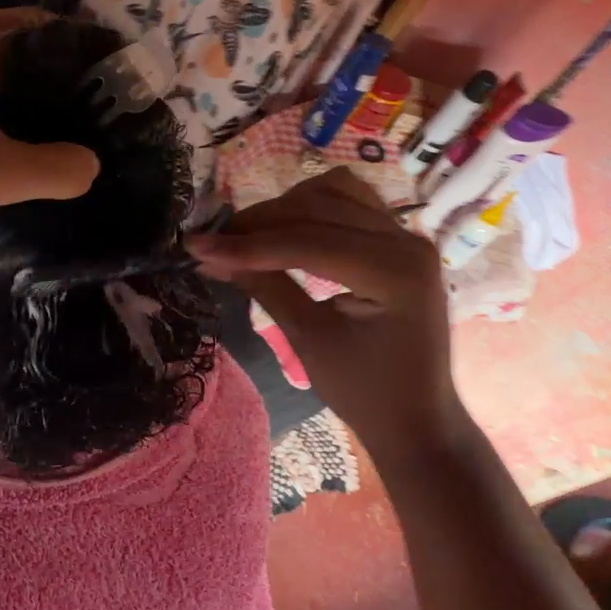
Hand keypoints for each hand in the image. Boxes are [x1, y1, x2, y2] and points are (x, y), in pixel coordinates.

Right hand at [187, 168, 461, 455]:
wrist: (416, 417)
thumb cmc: (364, 392)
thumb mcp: (308, 340)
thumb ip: (264, 287)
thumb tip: (210, 256)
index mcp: (394, 272)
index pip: (309, 242)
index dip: (247, 243)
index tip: (195, 246)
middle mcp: (407, 242)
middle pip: (320, 207)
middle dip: (260, 222)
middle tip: (211, 243)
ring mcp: (406, 237)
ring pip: (334, 192)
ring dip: (284, 208)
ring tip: (243, 235)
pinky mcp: (397, 240)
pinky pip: (350, 202)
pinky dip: (309, 207)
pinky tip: (280, 229)